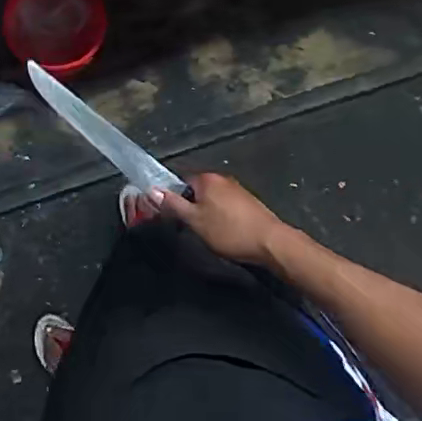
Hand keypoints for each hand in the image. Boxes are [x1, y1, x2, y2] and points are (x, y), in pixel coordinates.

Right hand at [154, 173, 294, 265]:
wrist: (269, 241)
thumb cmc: (229, 231)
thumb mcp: (195, 221)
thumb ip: (173, 205)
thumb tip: (152, 190)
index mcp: (207, 179)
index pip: (180, 181)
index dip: (171, 197)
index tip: (166, 214)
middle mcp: (222, 179)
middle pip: (196, 189)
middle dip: (188, 205)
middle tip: (184, 226)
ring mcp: (236, 189)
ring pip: (211, 198)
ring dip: (204, 211)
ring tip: (204, 231)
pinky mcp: (247, 202)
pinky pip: (224, 204)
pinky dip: (218, 215)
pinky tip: (221, 230)